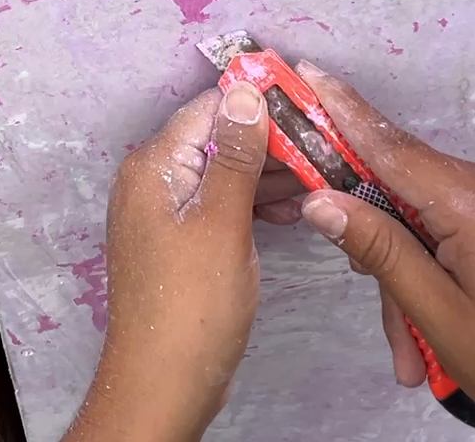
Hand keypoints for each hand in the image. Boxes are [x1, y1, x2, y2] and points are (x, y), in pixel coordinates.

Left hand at [63, 82, 294, 441]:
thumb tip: (245, 89)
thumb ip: (236, 154)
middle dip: (267, 141)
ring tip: (317, 180)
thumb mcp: (223, 221)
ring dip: (264, 175)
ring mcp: (161, 208)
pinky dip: (249, 203)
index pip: (209, 108)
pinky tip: (290, 211)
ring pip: (220, 172)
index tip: (307, 106)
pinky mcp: (176, 235)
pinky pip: (216, 202)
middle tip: (323, 150)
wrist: (161, 384)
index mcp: (155, 162)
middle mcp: (151, 176)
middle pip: (216, 138)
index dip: (257, 102)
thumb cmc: (193, 302)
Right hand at [294, 64, 474, 441]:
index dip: (342, 107)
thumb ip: (378, 249)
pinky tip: (440, 326)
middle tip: (380, 316)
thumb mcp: (441, 319)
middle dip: (379, 243)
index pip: (390, 144)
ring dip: (411, 272)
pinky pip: (459, 226)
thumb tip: (320, 199)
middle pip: (404, 188)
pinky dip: (438, 266)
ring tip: (414, 347)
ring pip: (429, 215)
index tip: (306, 69)